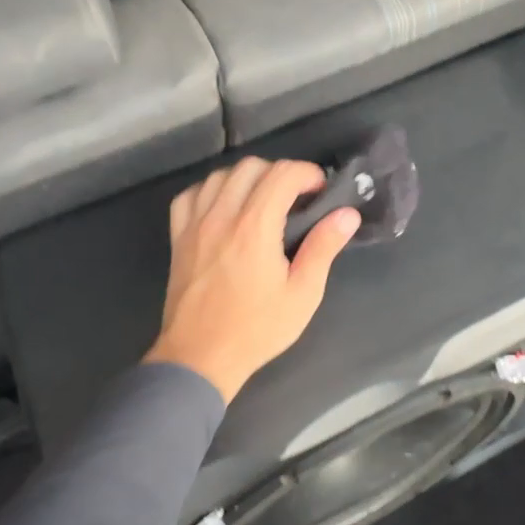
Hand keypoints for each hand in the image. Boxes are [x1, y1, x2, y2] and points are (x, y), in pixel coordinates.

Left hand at [145, 158, 360, 400]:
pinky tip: (225, 208)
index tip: (320, 192)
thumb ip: (323, 248)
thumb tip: (346, 215)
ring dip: (247, 179)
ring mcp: (194, 225)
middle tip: (296, 199)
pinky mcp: (178, 237)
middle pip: (251, 166)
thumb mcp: (302, 294)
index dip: (307, 174)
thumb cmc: (257, 329)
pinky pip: (191, 195)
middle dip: (279, 173)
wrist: (200, 358)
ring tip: (263, 201)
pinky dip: (212, 191)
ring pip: (220, 175)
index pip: (282, 174)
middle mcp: (221, 216)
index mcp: (254, 228)